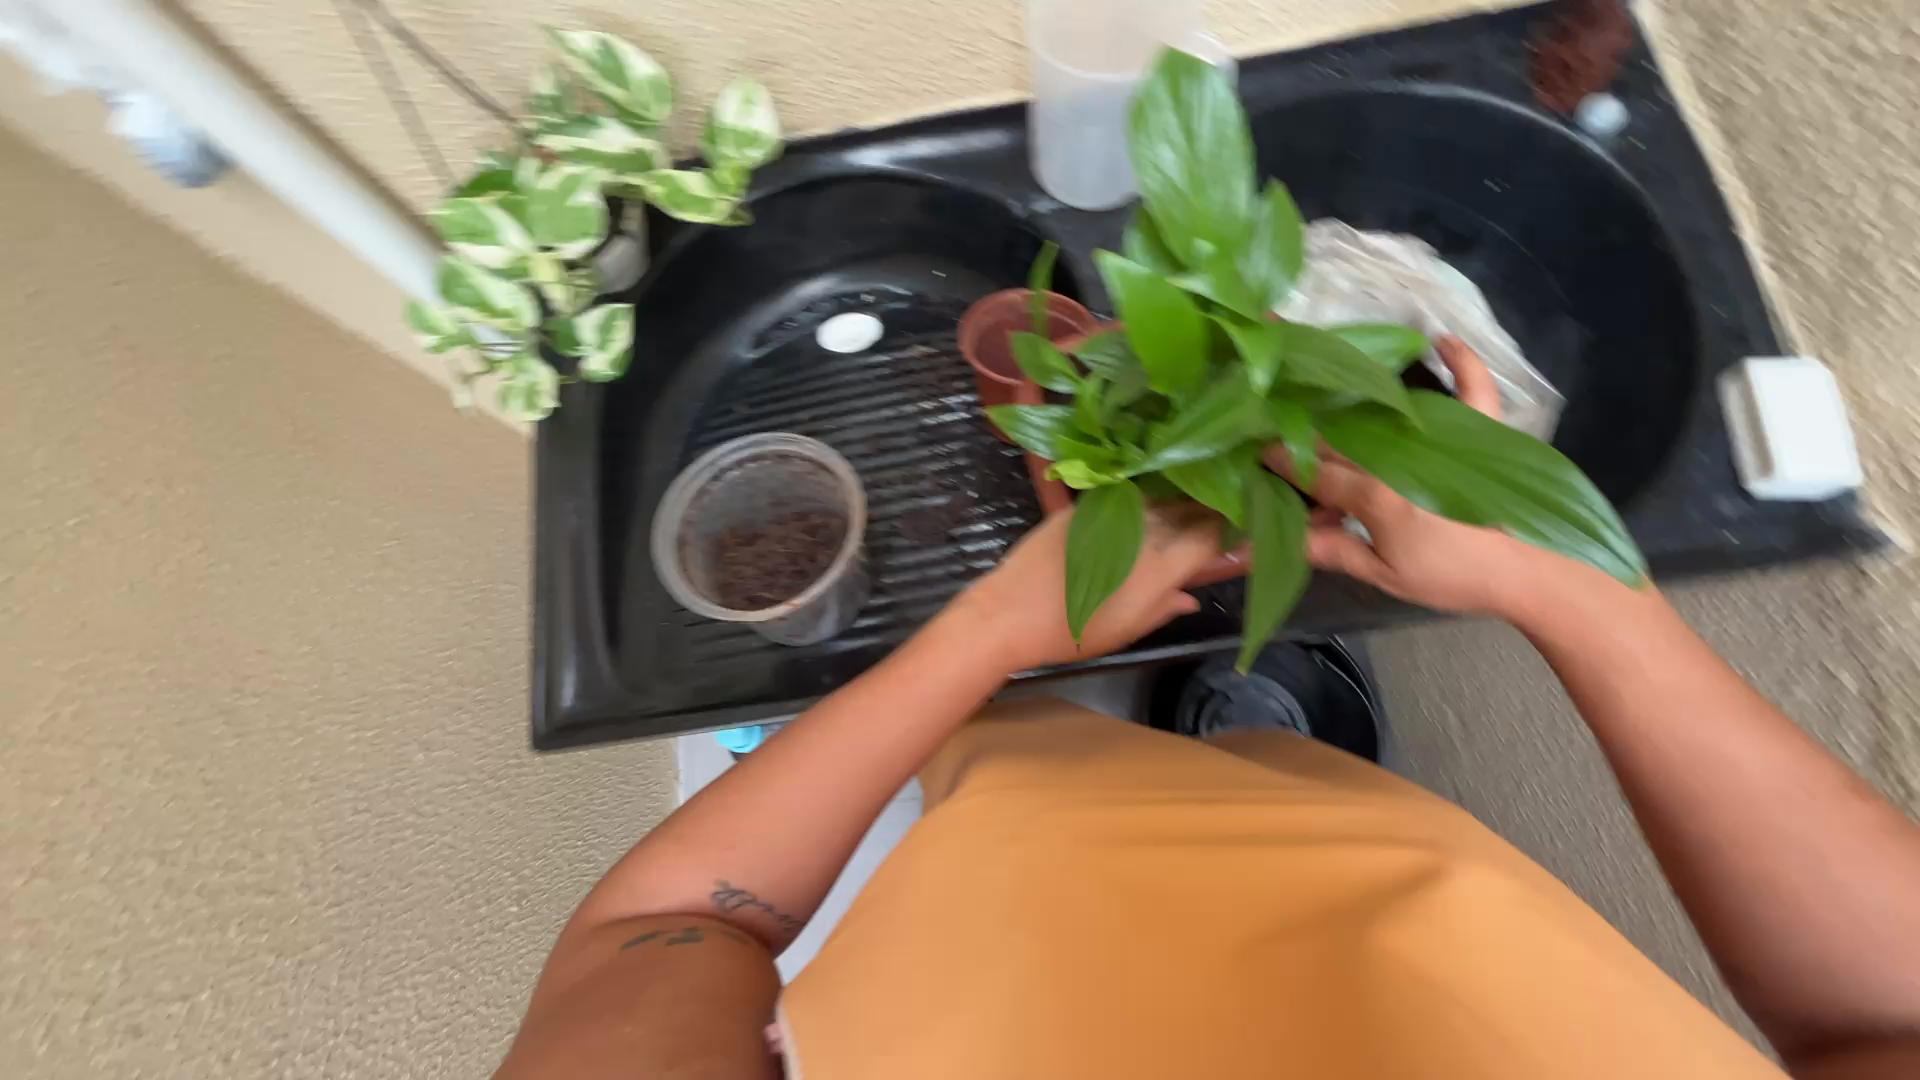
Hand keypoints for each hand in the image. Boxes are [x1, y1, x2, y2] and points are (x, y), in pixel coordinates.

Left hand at [949, 502, 1222, 672]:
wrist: (1009, 612)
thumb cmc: (1070, 633)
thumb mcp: (1125, 631)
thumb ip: (1163, 609)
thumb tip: (1190, 598)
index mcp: (1161, 566)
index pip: (1210, 536)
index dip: (1228, 532)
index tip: (1239, 533)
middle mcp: (1143, 531)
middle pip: (1189, 511)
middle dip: (1208, 511)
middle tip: (1222, 516)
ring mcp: (1111, 512)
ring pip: (1159, 500)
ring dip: (1177, 503)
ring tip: (1188, 509)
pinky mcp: (1083, 505)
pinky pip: (1125, 496)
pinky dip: (1143, 501)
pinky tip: (1146, 508)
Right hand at [1266, 336, 1574, 618]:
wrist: (1533, 575)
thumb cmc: (1453, 576)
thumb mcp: (1383, 573)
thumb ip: (1330, 551)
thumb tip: (1266, 545)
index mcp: (1377, 495)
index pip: (1318, 475)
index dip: (1285, 465)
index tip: (1257, 452)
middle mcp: (1403, 458)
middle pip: (1343, 441)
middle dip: (1306, 436)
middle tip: (1279, 429)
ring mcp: (1444, 440)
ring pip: (1386, 413)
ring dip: (1351, 405)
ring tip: (1321, 397)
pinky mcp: (1483, 433)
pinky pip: (1474, 389)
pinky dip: (1463, 363)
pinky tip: (1442, 340)